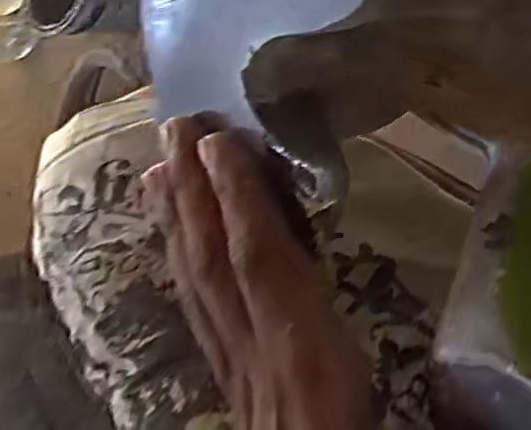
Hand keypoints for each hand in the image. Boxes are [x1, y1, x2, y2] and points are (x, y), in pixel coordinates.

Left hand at [145, 116, 369, 429]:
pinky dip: (179, 253)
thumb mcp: (355, 369)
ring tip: (159, 167)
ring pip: (194, 274)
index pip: (259, 258)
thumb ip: (347, 335)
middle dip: (192, 188)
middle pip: (212, 256)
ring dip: (175, 214)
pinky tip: (174, 229)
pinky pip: (193, 297)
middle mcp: (251, 339)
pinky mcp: (221, 358)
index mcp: (298, 342)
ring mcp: (229, 349)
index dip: (238, 198)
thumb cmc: (341, 416)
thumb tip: (371, 281)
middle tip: (175, 128)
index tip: (218, 141)